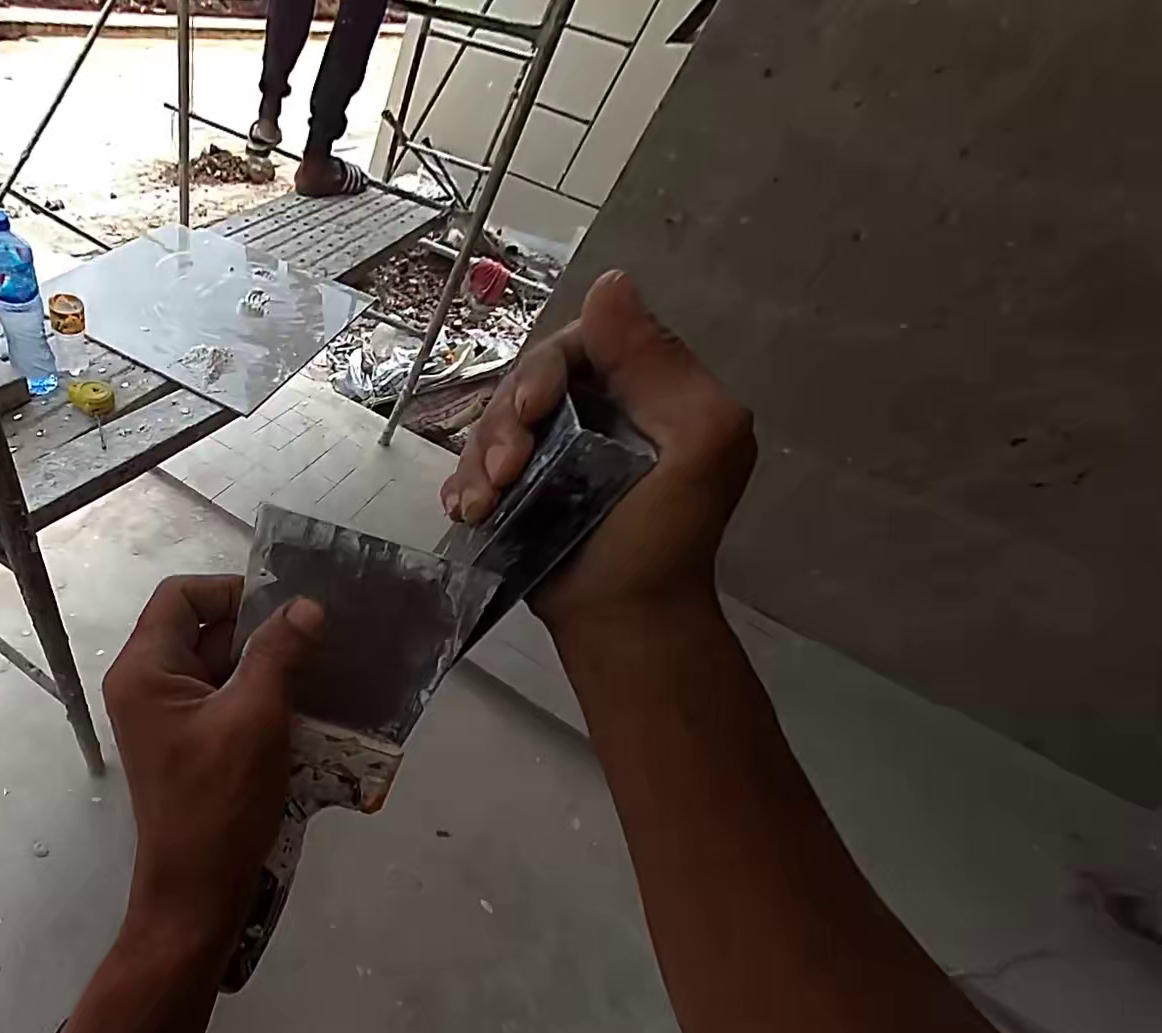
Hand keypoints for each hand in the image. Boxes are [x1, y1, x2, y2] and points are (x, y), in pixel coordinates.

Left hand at [102, 575, 323, 932]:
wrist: (201, 892)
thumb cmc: (219, 801)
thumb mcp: (256, 715)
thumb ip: (279, 652)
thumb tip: (307, 606)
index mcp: (146, 670)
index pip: (182, 596)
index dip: (231, 591)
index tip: (281, 611)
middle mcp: (152, 683)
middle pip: (206, 626)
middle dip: (259, 628)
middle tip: (311, 638)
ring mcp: (174, 712)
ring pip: (224, 660)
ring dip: (268, 660)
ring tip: (314, 666)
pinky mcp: (197, 735)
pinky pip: (231, 692)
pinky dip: (265, 688)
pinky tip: (303, 698)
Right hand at [440, 269, 755, 631]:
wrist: (621, 619)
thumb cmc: (663, 538)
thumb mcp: (696, 441)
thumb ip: (658, 363)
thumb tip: (609, 283)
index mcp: (639, 391)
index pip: (579, 346)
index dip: (545, 370)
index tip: (530, 413)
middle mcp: (593, 411)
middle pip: (526, 385)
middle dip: (504, 424)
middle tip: (503, 475)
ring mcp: (550, 451)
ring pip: (494, 425)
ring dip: (478, 461)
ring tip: (480, 507)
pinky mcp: (518, 487)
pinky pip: (478, 466)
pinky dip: (465, 483)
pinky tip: (465, 509)